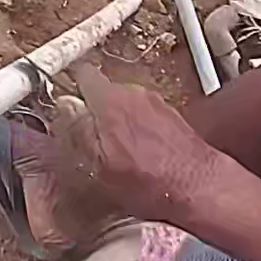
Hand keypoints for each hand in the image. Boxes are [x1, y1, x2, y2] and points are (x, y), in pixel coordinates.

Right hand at [65, 62, 246, 225]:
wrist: (199, 186)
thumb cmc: (150, 181)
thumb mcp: (98, 164)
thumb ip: (76, 130)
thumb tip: (61, 106)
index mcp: (111, 100)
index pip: (83, 73)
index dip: (69, 85)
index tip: (61, 101)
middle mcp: (134, 92)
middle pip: (102, 90)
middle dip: (91, 110)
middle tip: (84, 139)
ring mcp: (155, 102)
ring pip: (123, 103)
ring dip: (114, 121)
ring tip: (113, 153)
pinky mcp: (170, 114)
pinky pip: (142, 114)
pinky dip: (135, 128)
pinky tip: (137, 155)